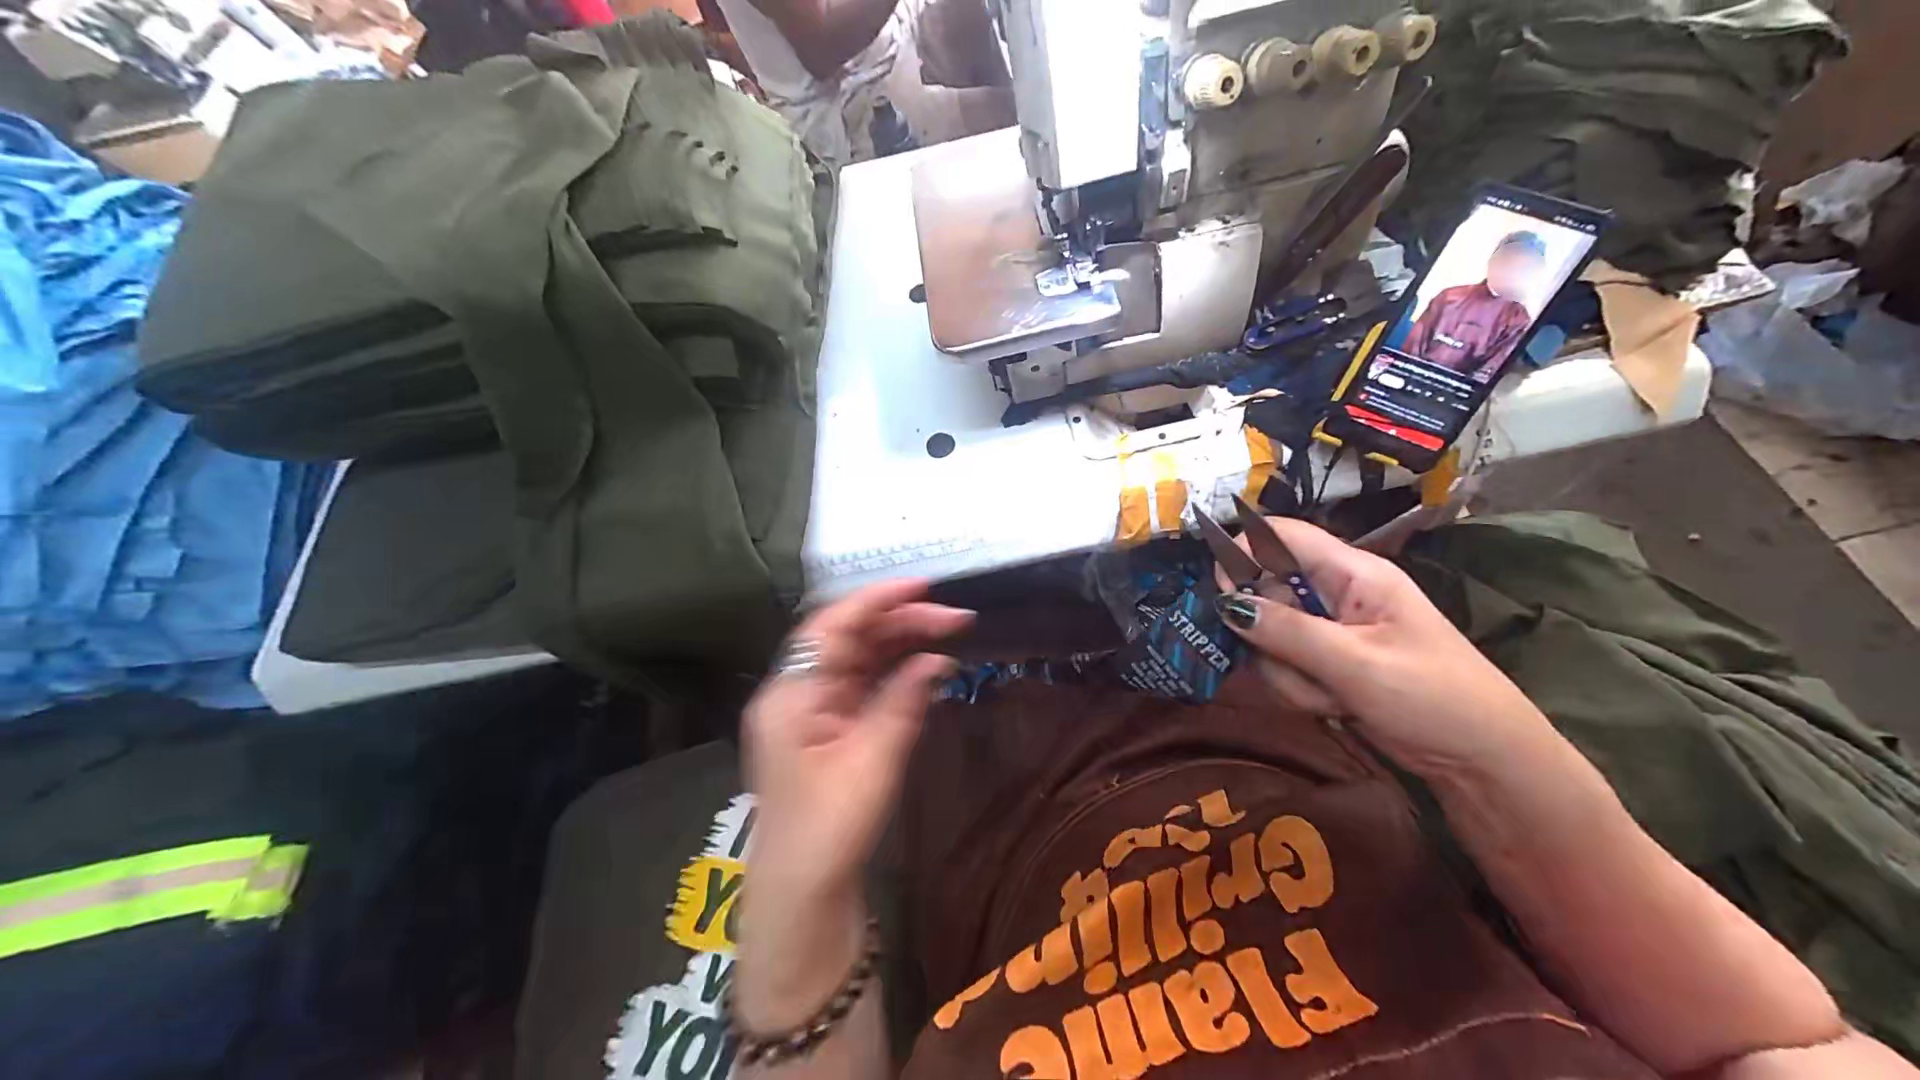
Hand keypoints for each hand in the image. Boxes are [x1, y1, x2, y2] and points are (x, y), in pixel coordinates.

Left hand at [742, 580, 971, 904]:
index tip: (923, 586)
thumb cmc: (830, 828)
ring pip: (857, 659)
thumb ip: (903, 701)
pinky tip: (925, 668)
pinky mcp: (827, 730)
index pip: (832, 626)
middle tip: (954, 619)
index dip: (877, 599)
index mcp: (790, 693)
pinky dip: (893, 674)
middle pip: (848, 638)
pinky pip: (861, 686)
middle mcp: (796, 693)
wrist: (803, 894)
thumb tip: (936, 658)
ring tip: (947, 635)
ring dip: (899, 644)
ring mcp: (810, 711)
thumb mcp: (872, 761)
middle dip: (899, 621)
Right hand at [1214, 516, 1554, 779]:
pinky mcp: (1328, 663)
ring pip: (1270, 635)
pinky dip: (1297, 688)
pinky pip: (1285, 664)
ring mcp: (1331, 631)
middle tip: (1289, 663)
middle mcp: (1337, 594)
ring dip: (1286, 670)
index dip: (1243, 552)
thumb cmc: (1434, 698)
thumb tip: (1226, 603)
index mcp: (1354, 573)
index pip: (1283, 536)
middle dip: (1268, 633)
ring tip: (1329, 696)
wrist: (1484, 762)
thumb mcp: (1357, 664)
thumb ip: (1287, 631)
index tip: (1220, 593)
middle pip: (1267, 591)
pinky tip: (1331, 706)